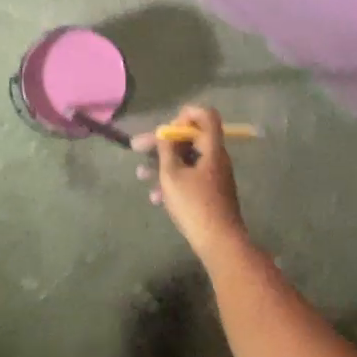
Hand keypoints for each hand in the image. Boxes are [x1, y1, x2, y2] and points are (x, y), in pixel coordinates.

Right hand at [133, 105, 247, 256]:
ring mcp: (214, 176)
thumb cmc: (194, 205)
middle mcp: (216, 158)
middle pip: (190, 139)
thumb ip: (167, 151)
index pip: (206, 116)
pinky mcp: (211, 193)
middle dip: (162, 143)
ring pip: (187, 161)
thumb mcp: (173, 176)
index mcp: (212, 149)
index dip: (185, 115)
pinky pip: (190, 178)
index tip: (165, 128)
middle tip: (137, 148)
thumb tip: (165, 134)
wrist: (219, 241)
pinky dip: (173, 182)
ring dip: (163, 165)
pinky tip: (156, 199)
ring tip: (140, 175)